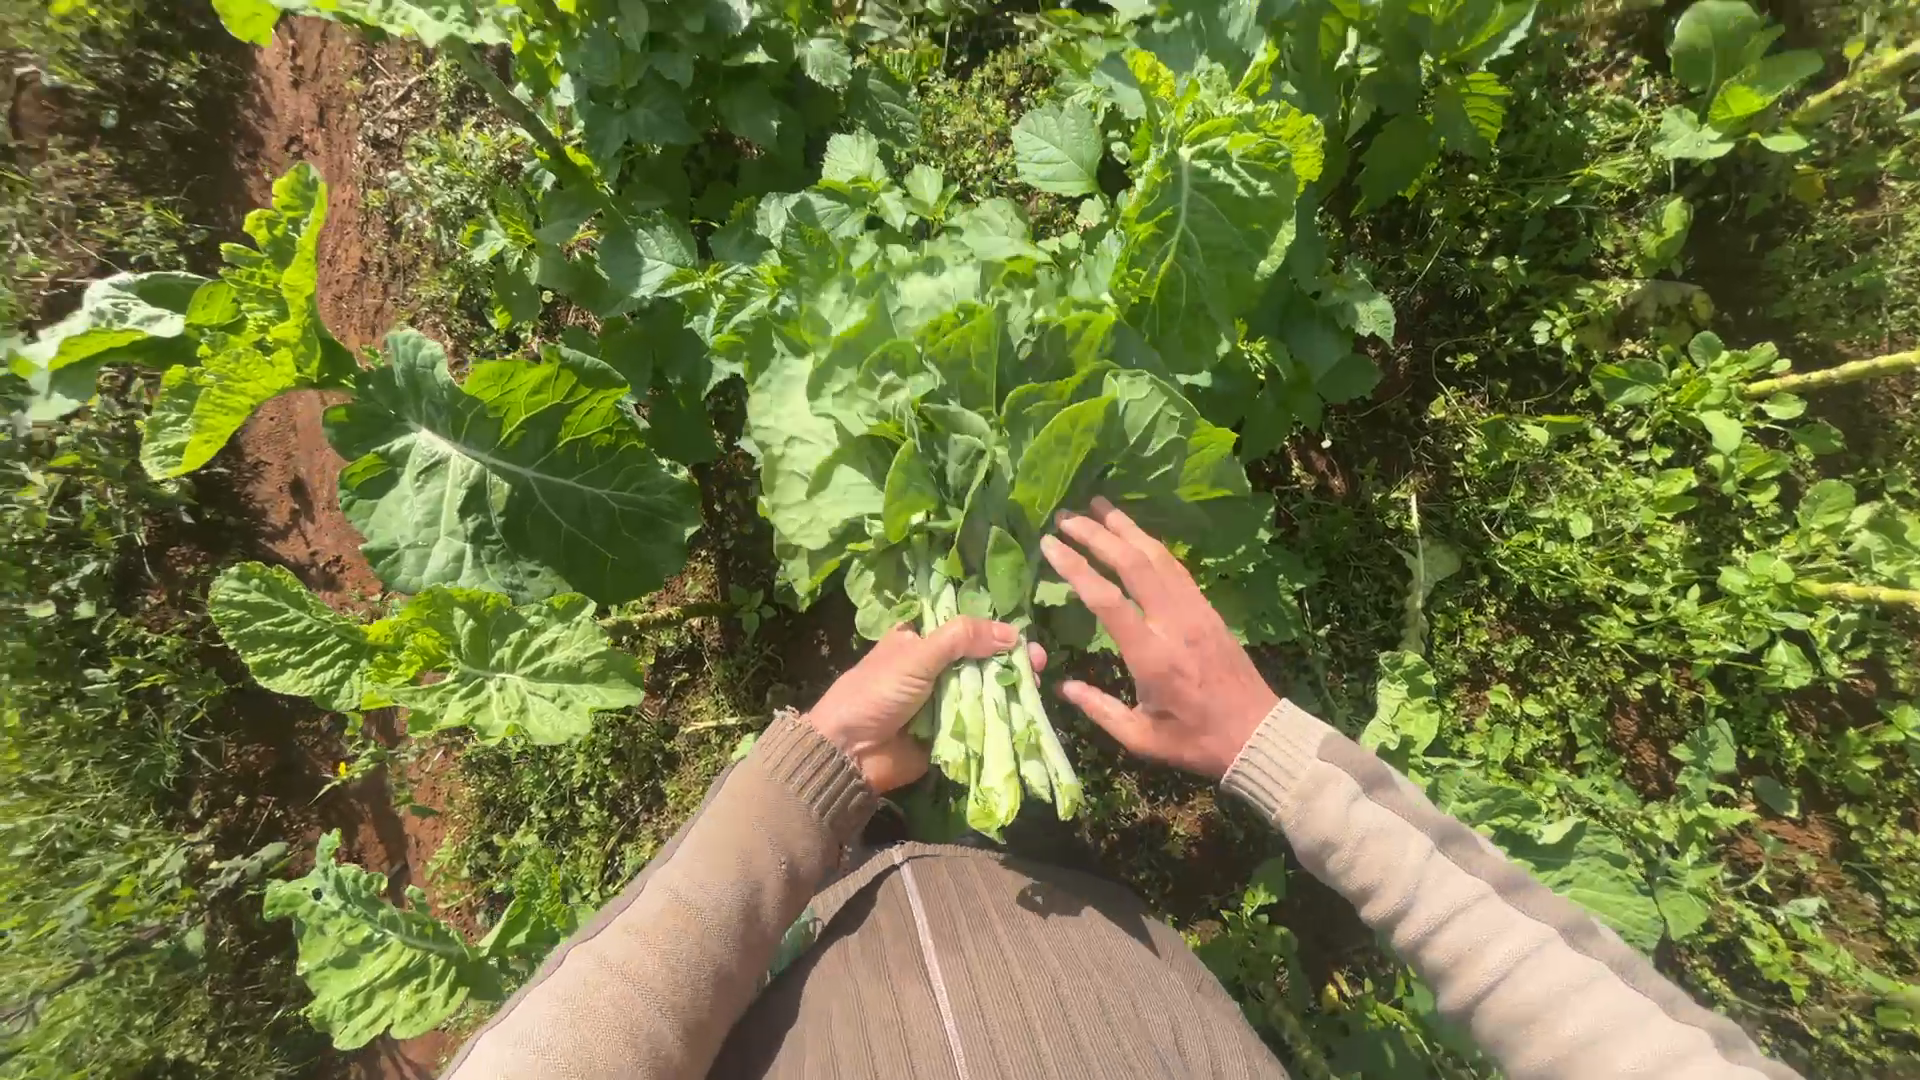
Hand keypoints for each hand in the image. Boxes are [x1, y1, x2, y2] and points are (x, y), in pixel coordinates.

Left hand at [805, 617, 1044, 791]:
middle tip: (1039, 663)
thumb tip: (1012, 634)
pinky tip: (1029, 711)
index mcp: (920, 640)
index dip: (994, 628)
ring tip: (1039, 685)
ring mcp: (944, 700)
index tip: (1024, 634)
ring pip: (984, 689)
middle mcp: (934, 667)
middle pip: (980, 659)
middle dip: (1009, 660)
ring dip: (1010, 688)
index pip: (963, 627)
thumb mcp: (918, 655)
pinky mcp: (950, 731)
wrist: (851, 752)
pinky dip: (1002, 717)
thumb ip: (961, 638)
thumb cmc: (877, 692)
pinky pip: (981, 720)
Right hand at [1040, 497, 1278, 778]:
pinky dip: (1151, 543)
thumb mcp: (1141, 738)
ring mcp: (1195, 611)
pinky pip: (1176, 566)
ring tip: (1099, 504)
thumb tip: (1062, 685)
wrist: (1259, 735)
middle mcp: (1174, 623)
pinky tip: (1135, 533)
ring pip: (1159, 556)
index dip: (1076, 568)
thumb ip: (1100, 709)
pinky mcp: (1208, 609)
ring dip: (1126, 528)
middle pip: (1133, 563)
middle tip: (1067, 515)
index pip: (1107, 600)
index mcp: (1152, 656)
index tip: (1050, 544)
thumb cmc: (1196, 741)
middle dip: (1097, 534)